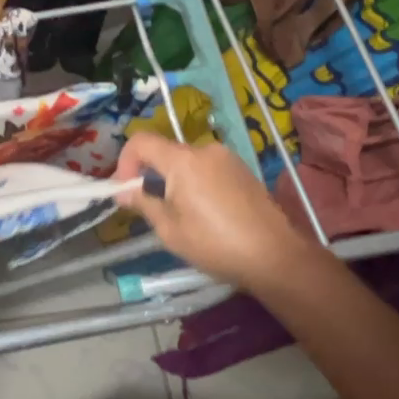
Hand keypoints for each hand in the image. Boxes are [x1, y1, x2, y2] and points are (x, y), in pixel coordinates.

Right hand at [115, 133, 323, 292]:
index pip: (141, 142)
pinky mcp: (243, 171)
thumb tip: (124, 192)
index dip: (125, 162)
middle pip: (166, 152)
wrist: (275, 256)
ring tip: (181, 214)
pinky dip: (196, 183)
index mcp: (183, 160)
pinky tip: (206, 213)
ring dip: (175, 180)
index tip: (126, 189)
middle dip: (151, 175)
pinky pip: (208, 169)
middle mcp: (205, 150)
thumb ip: (143, 203)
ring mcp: (228, 159)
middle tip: (150, 207)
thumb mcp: (169, 230)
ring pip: (188, 162)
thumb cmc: (215, 244)